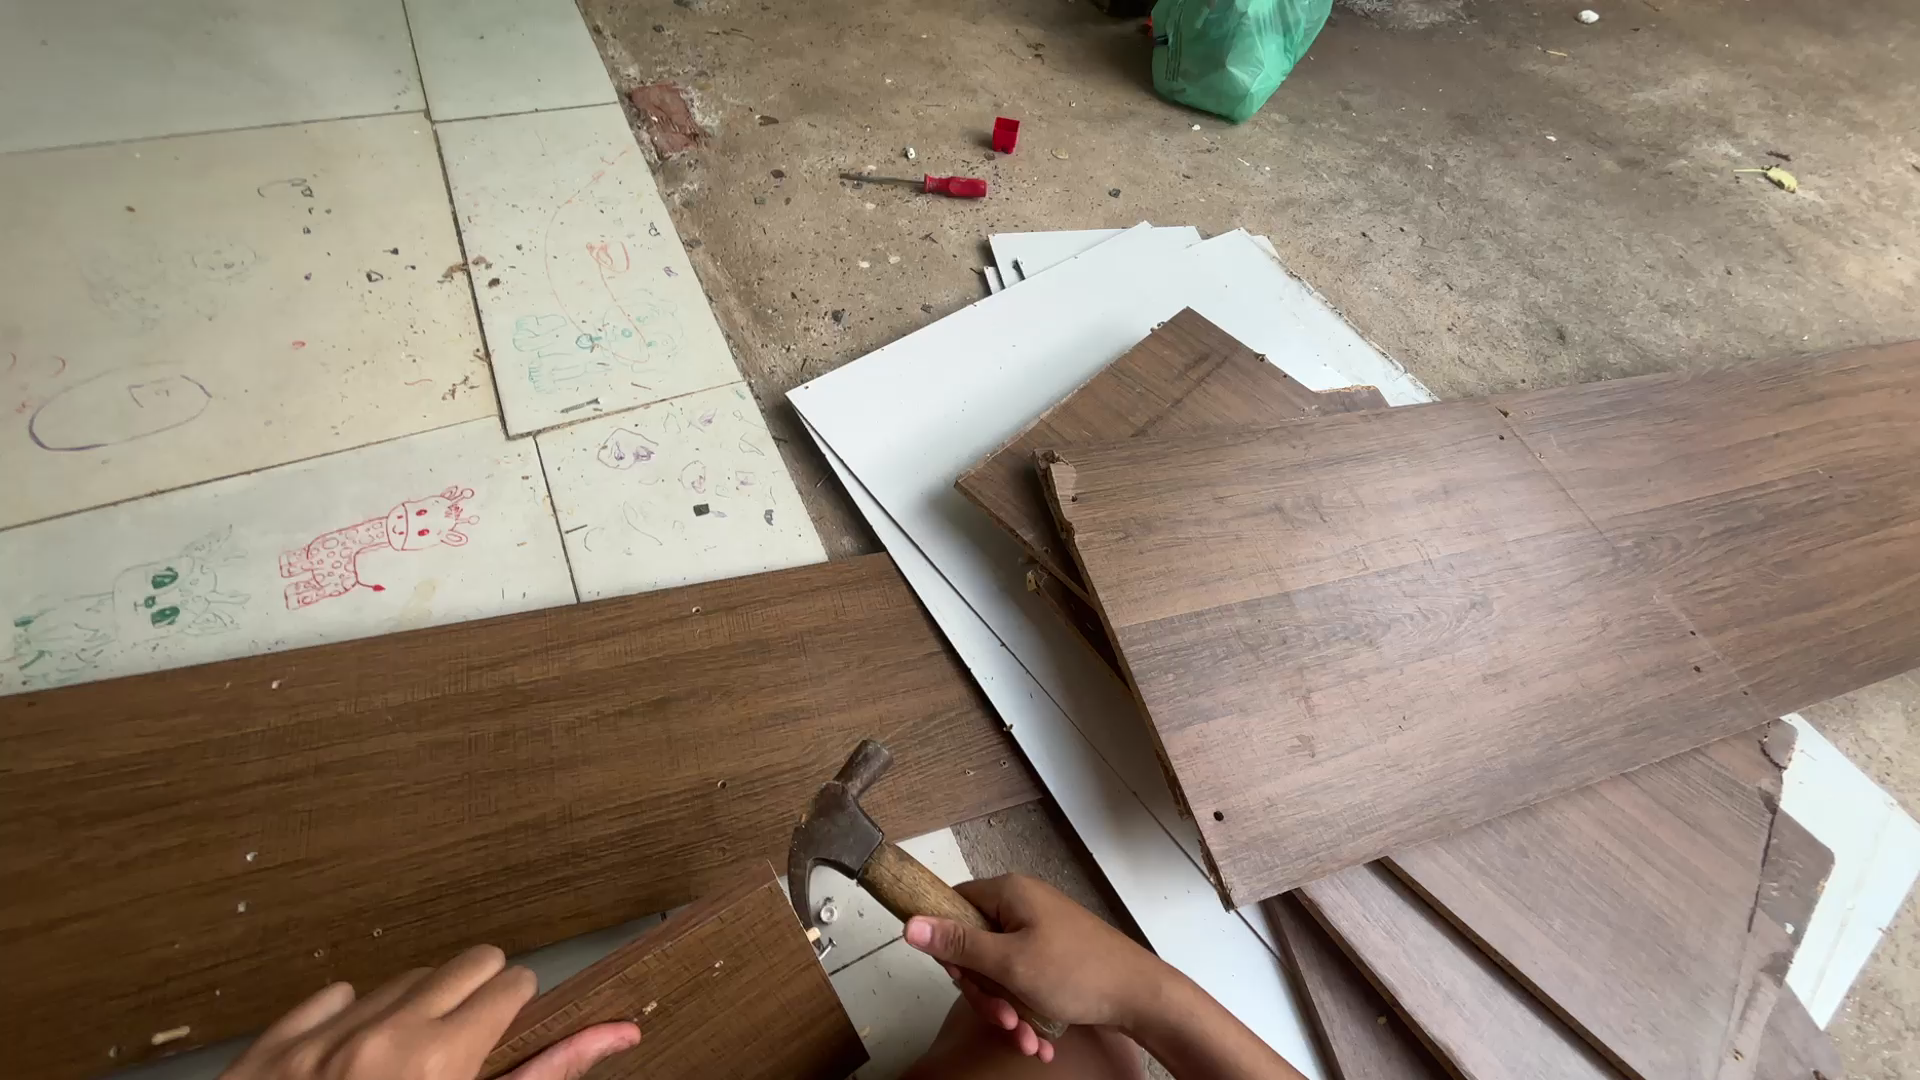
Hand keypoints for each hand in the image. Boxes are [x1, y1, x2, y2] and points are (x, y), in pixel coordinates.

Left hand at [218, 945, 641, 1079]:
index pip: (513, 982)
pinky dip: (345, 1019)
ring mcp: (316, 1041)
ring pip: (404, 977)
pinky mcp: (262, 1054)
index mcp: (437, 1060)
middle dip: (476, 994)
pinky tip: (344, 1064)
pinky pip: (331, 996)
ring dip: (412, 1009)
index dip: (512, 1012)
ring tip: (398, 1066)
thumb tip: (621, 1031)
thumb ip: (547, 1073)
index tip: (500, 1039)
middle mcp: (380, 1036)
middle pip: (470, 960)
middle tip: (462, 1044)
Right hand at [903, 875, 1169, 1061]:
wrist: (1139, 994)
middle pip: (976, 944)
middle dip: (985, 991)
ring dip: (1007, 1008)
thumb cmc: (1075, 971)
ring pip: (1000, 968)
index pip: (956, 904)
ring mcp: (1039, 928)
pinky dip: (1027, 1008)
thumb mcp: (1010, 963)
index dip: (948, 942)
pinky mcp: (1054, 953)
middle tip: (1000, 1018)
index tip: (958, 978)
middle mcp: (1022, 904)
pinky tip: (1039, 1040)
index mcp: (1008, 892)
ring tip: (1026, 1039)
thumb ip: (958, 944)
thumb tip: (909, 922)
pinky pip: (1024, 978)